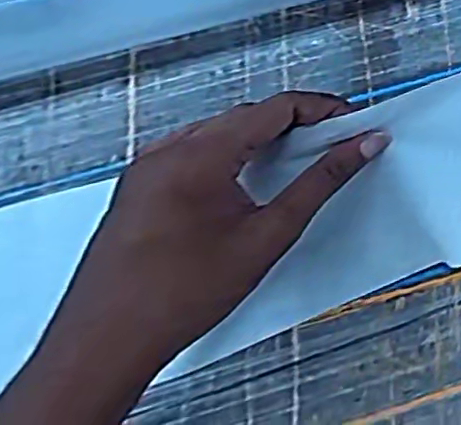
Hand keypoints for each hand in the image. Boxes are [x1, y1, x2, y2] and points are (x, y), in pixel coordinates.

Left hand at [0, 92, 389, 424]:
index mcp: (197, 157)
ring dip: (265, 134)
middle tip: (334, 137)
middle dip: (298, 120)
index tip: (349, 122)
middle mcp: (166, 155)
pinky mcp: (137, 189)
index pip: (277, 107)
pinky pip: (195, 148)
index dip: (322, 110)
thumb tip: (361, 146)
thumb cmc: (172, 301)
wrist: (99, 353)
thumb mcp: (269, 234)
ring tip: (298, 155)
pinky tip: (250, 174)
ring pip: (222, 129)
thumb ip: (323, 181)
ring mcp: (146, 171)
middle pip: (250, 114)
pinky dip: (232, 150)